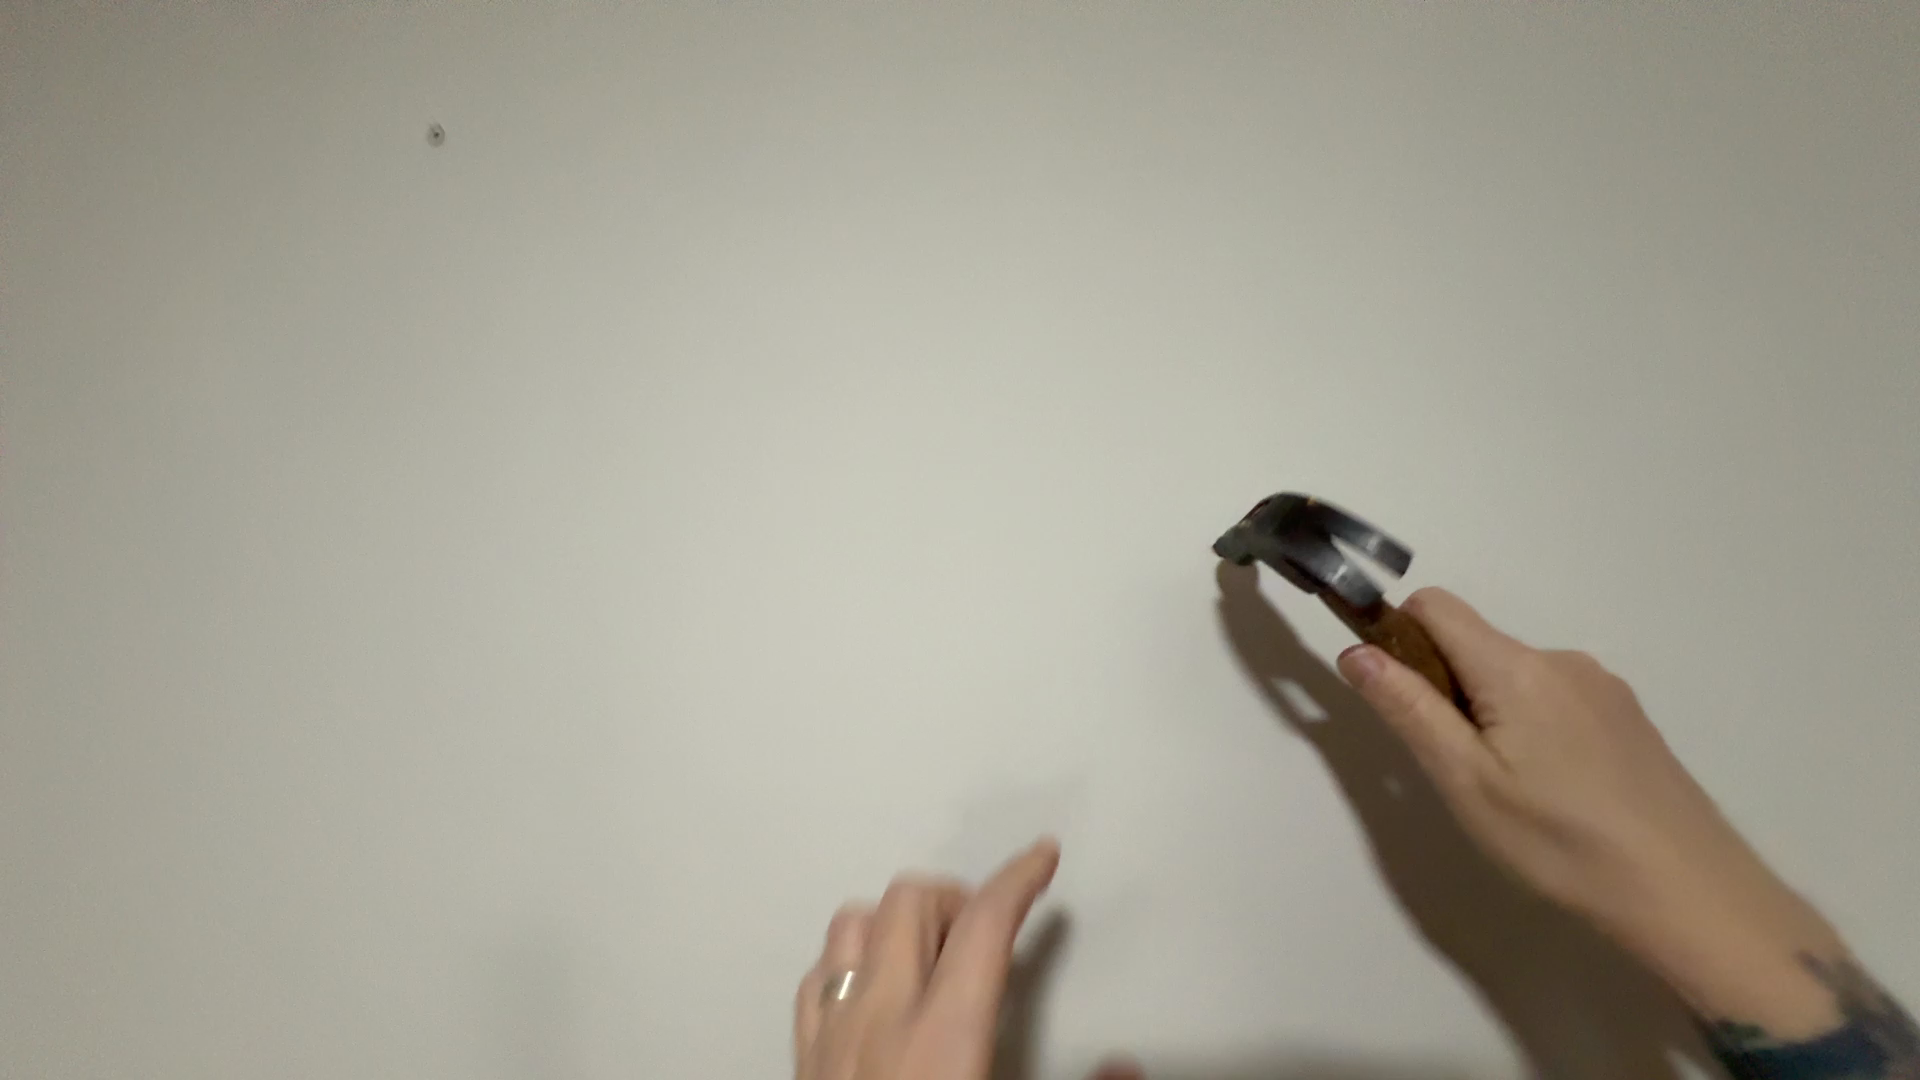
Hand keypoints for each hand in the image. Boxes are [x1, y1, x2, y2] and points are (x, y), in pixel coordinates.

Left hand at [794, 840, 1061, 1079]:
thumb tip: (1123, 1061)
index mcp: (941, 1040)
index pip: (983, 925)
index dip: (1018, 878)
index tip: (1040, 855)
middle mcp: (879, 1023)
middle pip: (911, 901)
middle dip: (956, 900)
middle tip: (986, 935)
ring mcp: (831, 1039)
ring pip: (853, 922)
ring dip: (896, 920)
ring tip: (931, 953)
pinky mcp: (803, 1061)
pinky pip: (817, 977)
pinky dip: (851, 962)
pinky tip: (875, 988)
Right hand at [1336, 589, 1846, 1034]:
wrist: (1703, 905)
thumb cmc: (1562, 843)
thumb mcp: (1463, 779)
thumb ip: (1406, 707)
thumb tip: (1354, 651)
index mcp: (1516, 668)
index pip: (1434, 605)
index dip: (1396, 632)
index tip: (1394, 690)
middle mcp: (1561, 660)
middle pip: (1470, 640)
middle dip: (1440, 682)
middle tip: (1451, 759)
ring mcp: (1602, 688)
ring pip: (1508, 671)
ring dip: (1483, 705)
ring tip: (1502, 781)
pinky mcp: (1626, 717)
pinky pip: (1548, 694)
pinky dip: (1523, 720)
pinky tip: (1548, 785)